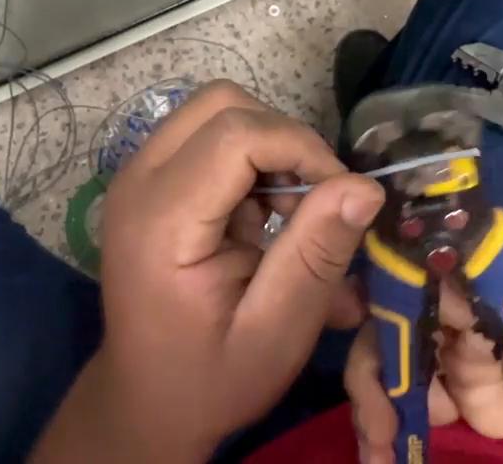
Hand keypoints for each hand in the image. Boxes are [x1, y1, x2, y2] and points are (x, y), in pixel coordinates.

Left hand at [34, 81, 384, 462]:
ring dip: (266, 146)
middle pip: (222, 103)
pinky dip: (248, 158)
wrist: (143, 399)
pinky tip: (260, 216)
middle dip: (282, 137)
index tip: (341, 194)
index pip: (235, 133)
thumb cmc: (208, 377)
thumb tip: (364, 187)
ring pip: (216, 109)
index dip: (300, 147)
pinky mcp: (148, 176)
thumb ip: (316, 256)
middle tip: (313, 199)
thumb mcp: (275, 333)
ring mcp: (137, 172)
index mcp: (161, 219)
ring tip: (285, 213)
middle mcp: (139, 178)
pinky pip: (207, 133)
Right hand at [347, 278, 502, 463]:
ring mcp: (496, 371)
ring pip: (421, 367)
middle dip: (387, 364)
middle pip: (420, 326)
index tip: (391, 365)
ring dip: (388, 397)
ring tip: (378, 448)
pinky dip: (410, 423)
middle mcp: (497, 327)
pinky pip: (441, 408)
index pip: (449, 288)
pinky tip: (390, 450)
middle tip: (378, 427)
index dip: (407, 312)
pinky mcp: (500, 411)